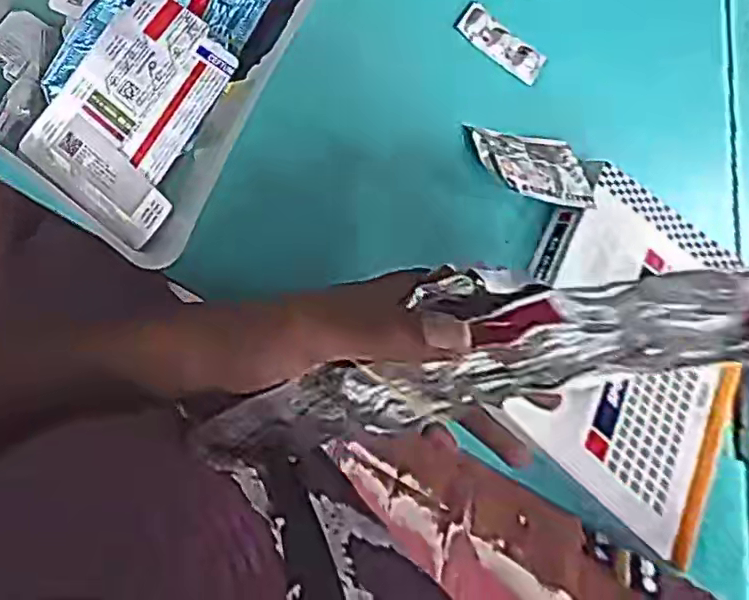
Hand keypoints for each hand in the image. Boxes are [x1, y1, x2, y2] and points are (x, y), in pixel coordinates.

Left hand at [278, 269, 542, 466]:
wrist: (199, 366)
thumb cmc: (254, 340)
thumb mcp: (318, 333)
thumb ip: (384, 332)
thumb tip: (466, 331)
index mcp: (368, 302)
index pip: (440, 293)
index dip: (489, 307)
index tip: (545, 331)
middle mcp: (368, 326)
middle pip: (443, 343)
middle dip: (493, 369)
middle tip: (550, 403)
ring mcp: (353, 360)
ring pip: (423, 380)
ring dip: (467, 408)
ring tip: (514, 451)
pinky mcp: (334, 390)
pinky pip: (391, 408)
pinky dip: (421, 427)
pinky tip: (445, 454)